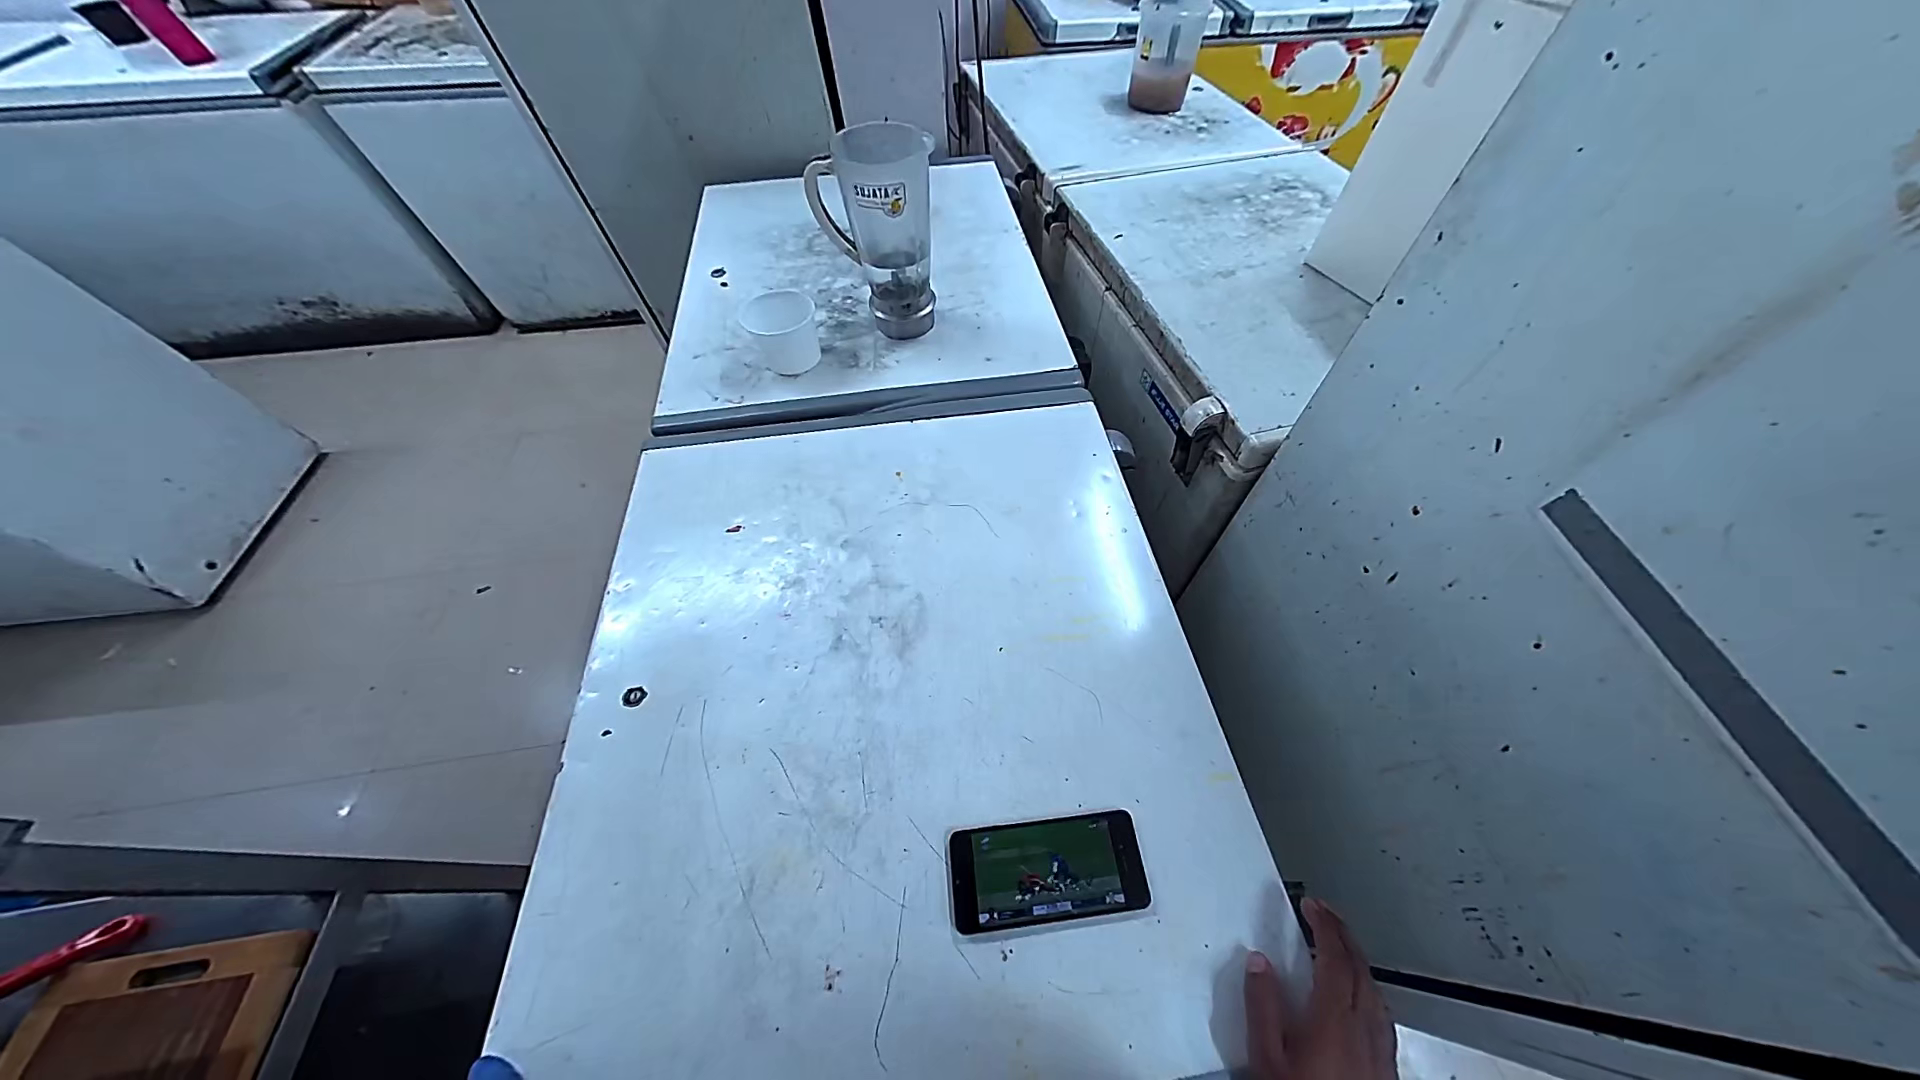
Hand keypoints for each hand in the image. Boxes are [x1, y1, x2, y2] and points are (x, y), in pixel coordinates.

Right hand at [1243, 897, 1395, 1079]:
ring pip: (1376, 992)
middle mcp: (1365, 1030)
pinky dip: (1368, 988)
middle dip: (1343, 934)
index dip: (1324, 925)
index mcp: (1334, 1019)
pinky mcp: (1387, 1071)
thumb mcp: (1266, 1057)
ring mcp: (1380, 1052)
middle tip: (1324, 913)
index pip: (1334, 958)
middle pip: (1360, 970)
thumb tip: (1259, 962)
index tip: (1312, 905)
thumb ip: (1261, 1005)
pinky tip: (1360, 995)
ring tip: (1340, 945)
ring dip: (1358, 960)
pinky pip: (1382, 1014)